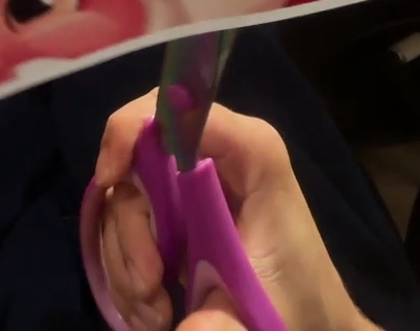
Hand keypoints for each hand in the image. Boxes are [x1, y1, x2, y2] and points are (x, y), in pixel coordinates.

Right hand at [91, 94, 379, 330]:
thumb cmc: (298, 303)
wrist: (309, 326)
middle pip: (136, 162)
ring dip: (126, 260)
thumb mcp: (262, 309)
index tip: (109, 182)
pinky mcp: (174, 202)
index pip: (171, 109)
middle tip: (151, 290)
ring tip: (155, 314)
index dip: (128, 133)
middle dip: (131, 232)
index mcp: (247, 149)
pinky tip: (151, 307)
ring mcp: (188, 174)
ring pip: (125, 196)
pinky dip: (128, 266)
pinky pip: (128, 220)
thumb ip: (224, 321)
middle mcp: (213, 148)